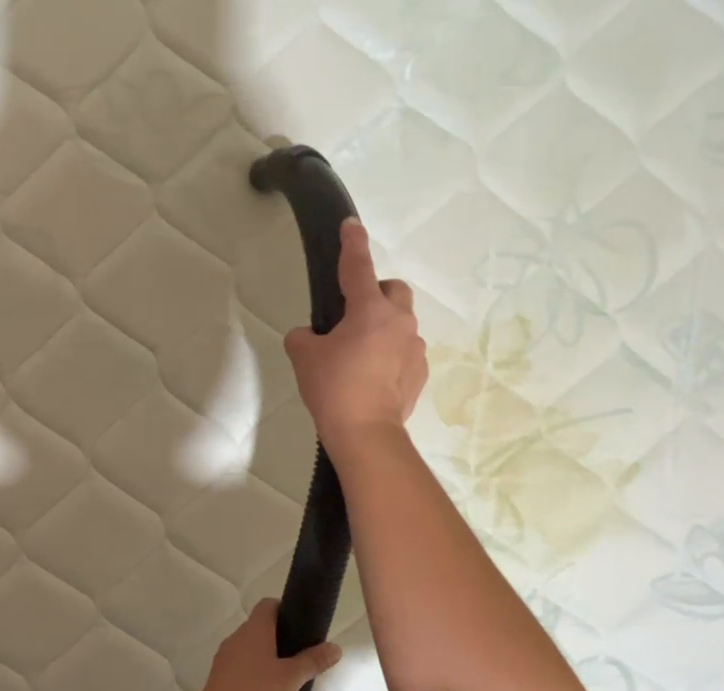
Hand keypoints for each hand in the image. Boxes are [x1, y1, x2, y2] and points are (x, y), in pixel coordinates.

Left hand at [195, 599, 341, 690]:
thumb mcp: (292, 678)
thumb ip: (313, 661)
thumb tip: (335, 647)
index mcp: (254, 630)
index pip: (267, 605)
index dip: (285, 609)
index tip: (301, 626)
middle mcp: (237, 636)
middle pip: (260, 626)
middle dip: (281, 636)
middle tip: (301, 654)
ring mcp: (225, 655)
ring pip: (250, 646)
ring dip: (268, 654)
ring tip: (288, 673)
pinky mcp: (220, 673)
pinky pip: (241, 662)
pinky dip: (255, 668)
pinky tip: (268, 687)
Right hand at [285, 219, 428, 453]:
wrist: (365, 432)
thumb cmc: (333, 387)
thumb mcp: (303, 358)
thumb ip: (304, 338)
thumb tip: (310, 336)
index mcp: (369, 311)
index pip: (358, 267)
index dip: (352, 245)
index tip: (351, 226)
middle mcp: (399, 321)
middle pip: (393, 291)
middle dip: (376, 295)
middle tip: (351, 318)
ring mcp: (415, 347)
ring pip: (400, 324)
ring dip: (382, 331)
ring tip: (358, 359)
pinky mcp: (420, 371)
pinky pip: (404, 353)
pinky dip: (389, 358)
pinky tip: (370, 380)